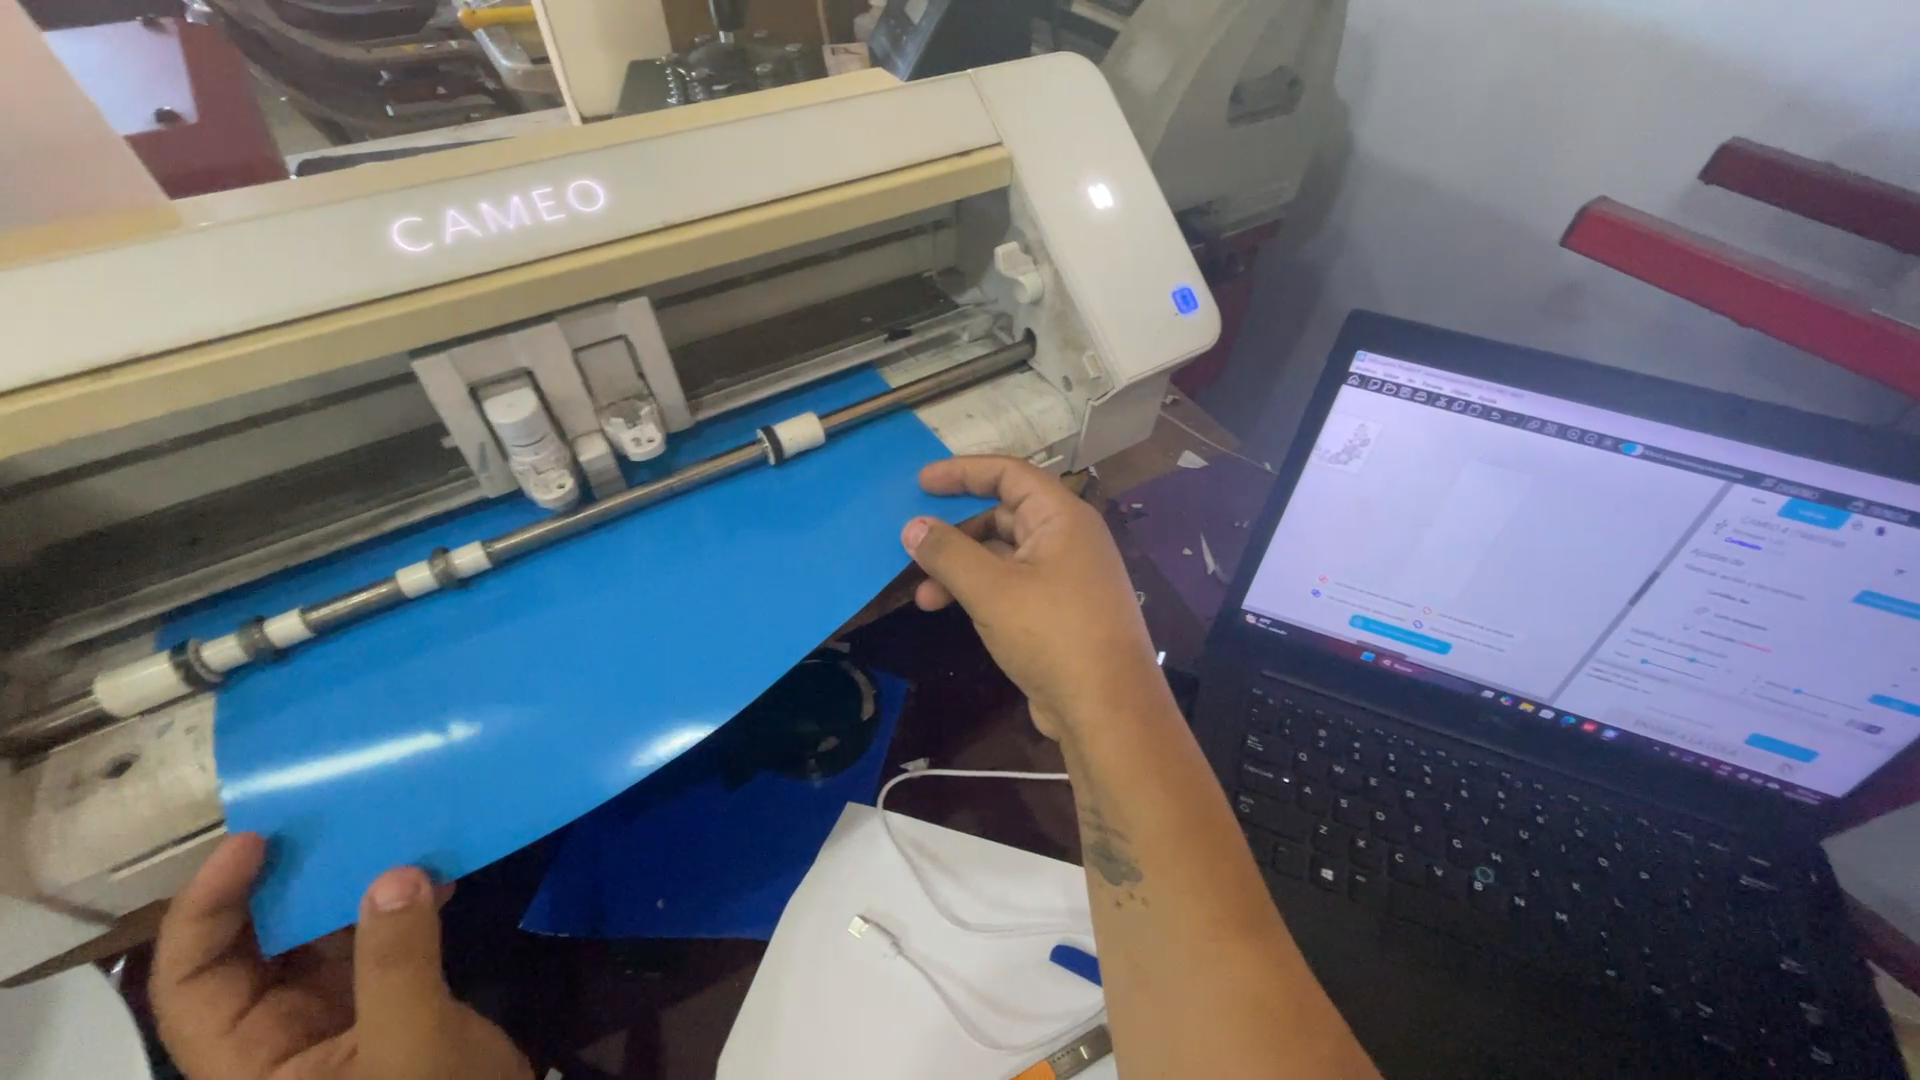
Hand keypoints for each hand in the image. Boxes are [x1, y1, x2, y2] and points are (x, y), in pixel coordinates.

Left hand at [151, 833, 531, 1079]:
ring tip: (383, 832)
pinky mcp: (388, 1004)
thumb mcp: (410, 1046)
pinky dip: (404, 903)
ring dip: (352, 885)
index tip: (252, 842)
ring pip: (320, 937)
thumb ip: (397, 961)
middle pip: (253, 949)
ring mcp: (336, 1017)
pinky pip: (380, 941)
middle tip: (320, 821)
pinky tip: (438, 873)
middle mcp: (279, 1035)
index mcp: (248, 1063)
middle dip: (283, 883)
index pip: (192, 979)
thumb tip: (396, 872)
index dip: (207, 909)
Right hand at [902, 456, 1168, 741]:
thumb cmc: (1053, 634)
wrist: (1107, 708)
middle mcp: (1067, 539)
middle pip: (1003, 514)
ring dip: (960, 567)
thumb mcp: (992, 590)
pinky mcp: (1057, 611)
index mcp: (1062, 518)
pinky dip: (977, 590)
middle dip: (956, 529)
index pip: (1009, 474)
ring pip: (1002, 555)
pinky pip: (1010, 585)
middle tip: (913, 541)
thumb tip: (913, 526)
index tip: (922, 482)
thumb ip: (948, 553)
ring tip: (921, 592)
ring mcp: (1064, 577)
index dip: (963, 472)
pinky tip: (945, 609)